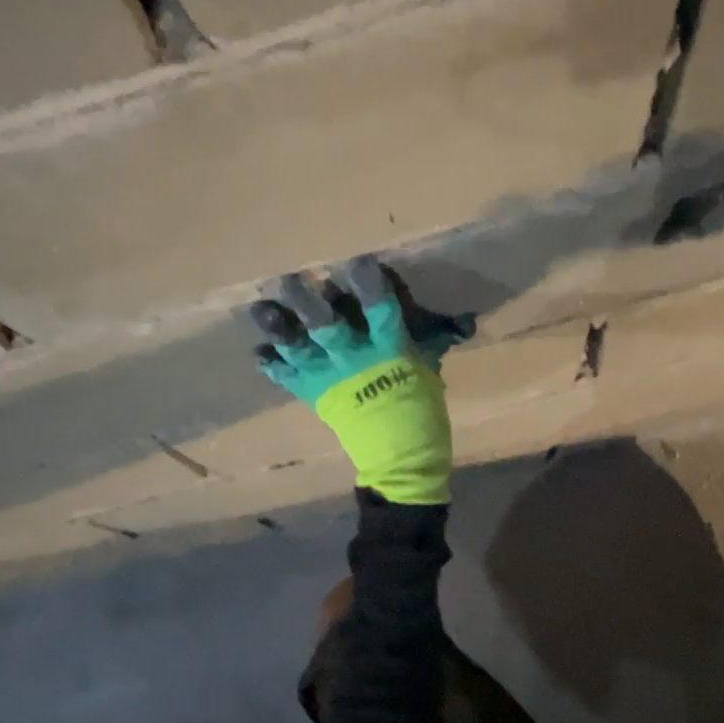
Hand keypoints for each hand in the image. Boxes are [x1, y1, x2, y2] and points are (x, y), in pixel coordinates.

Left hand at [251, 256, 462, 504]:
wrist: (400, 460)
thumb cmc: (422, 410)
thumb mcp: (430, 370)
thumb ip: (433, 339)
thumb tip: (464, 320)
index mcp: (389, 350)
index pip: (380, 311)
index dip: (369, 285)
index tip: (357, 262)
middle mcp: (354, 360)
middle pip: (326, 326)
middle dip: (307, 302)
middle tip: (290, 279)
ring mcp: (330, 379)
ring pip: (298, 349)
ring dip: (278, 329)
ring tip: (260, 309)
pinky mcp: (314, 396)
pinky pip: (287, 378)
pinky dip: (272, 365)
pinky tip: (259, 352)